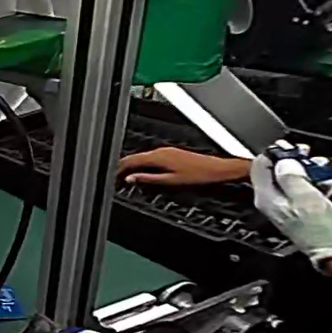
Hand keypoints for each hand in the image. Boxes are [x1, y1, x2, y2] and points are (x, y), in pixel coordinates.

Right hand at [117, 147, 250, 186]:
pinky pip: (150, 158)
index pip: (130, 161)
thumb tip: (131, 178)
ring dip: (132, 167)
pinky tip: (141, 173)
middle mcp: (161, 151)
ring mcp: (166, 151)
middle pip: (134, 158)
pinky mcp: (171, 154)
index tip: (112, 178)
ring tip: (125, 178)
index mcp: (158, 157)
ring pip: (141, 158)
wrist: (219, 169)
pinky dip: (141, 165)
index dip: (118, 170)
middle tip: (115, 179)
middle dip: (122, 168)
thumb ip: (148, 179)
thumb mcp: (170, 181)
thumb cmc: (199, 175)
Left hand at [250, 155, 331, 268]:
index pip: (258, 169)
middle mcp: (272, 202)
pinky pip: (304, 190)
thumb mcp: (305, 198)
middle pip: (274, 173)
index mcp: (266, 198)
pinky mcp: (303, 211)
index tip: (287, 144)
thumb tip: (284, 161)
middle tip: (306, 151)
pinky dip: (315, 181)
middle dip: (290, 160)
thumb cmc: (322, 229)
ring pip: (291, 180)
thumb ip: (292, 177)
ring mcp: (287, 207)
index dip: (272, 154)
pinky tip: (328, 180)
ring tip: (321, 163)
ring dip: (305, 169)